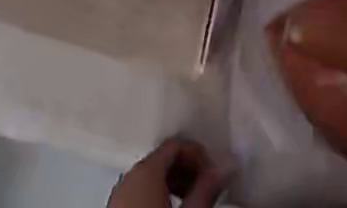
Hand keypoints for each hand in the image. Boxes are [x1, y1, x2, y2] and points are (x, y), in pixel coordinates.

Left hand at [106, 137, 228, 207]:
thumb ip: (208, 187)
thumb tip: (227, 166)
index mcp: (146, 171)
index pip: (176, 145)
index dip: (199, 155)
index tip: (214, 173)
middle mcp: (129, 177)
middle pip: (164, 159)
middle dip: (189, 170)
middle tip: (207, 188)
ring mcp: (119, 196)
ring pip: (152, 177)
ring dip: (176, 185)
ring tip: (193, 204)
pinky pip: (141, 192)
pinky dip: (160, 195)